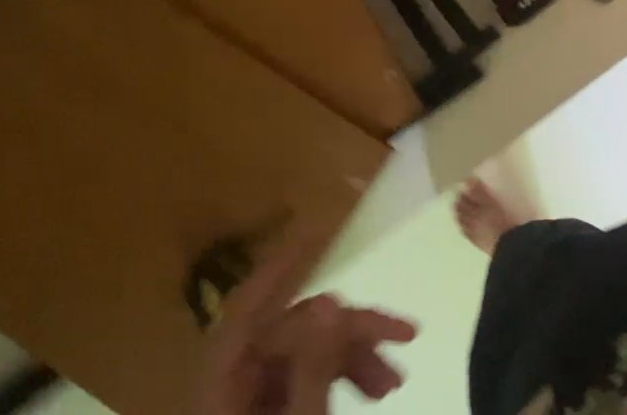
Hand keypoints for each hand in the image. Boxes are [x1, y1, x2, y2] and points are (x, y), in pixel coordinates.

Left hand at [194, 237, 416, 414]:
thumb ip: (314, 370)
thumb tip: (331, 302)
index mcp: (221, 391)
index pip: (246, 311)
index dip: (279, 266)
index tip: (319, 229)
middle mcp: (230, 391)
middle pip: (290, 331)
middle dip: (348, 328)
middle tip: (405, 335)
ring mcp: (249, 407)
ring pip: (305, 355)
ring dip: (353, 355)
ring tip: (395, 379)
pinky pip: (307, 380)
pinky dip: (343, 376)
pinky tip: (378, 387)